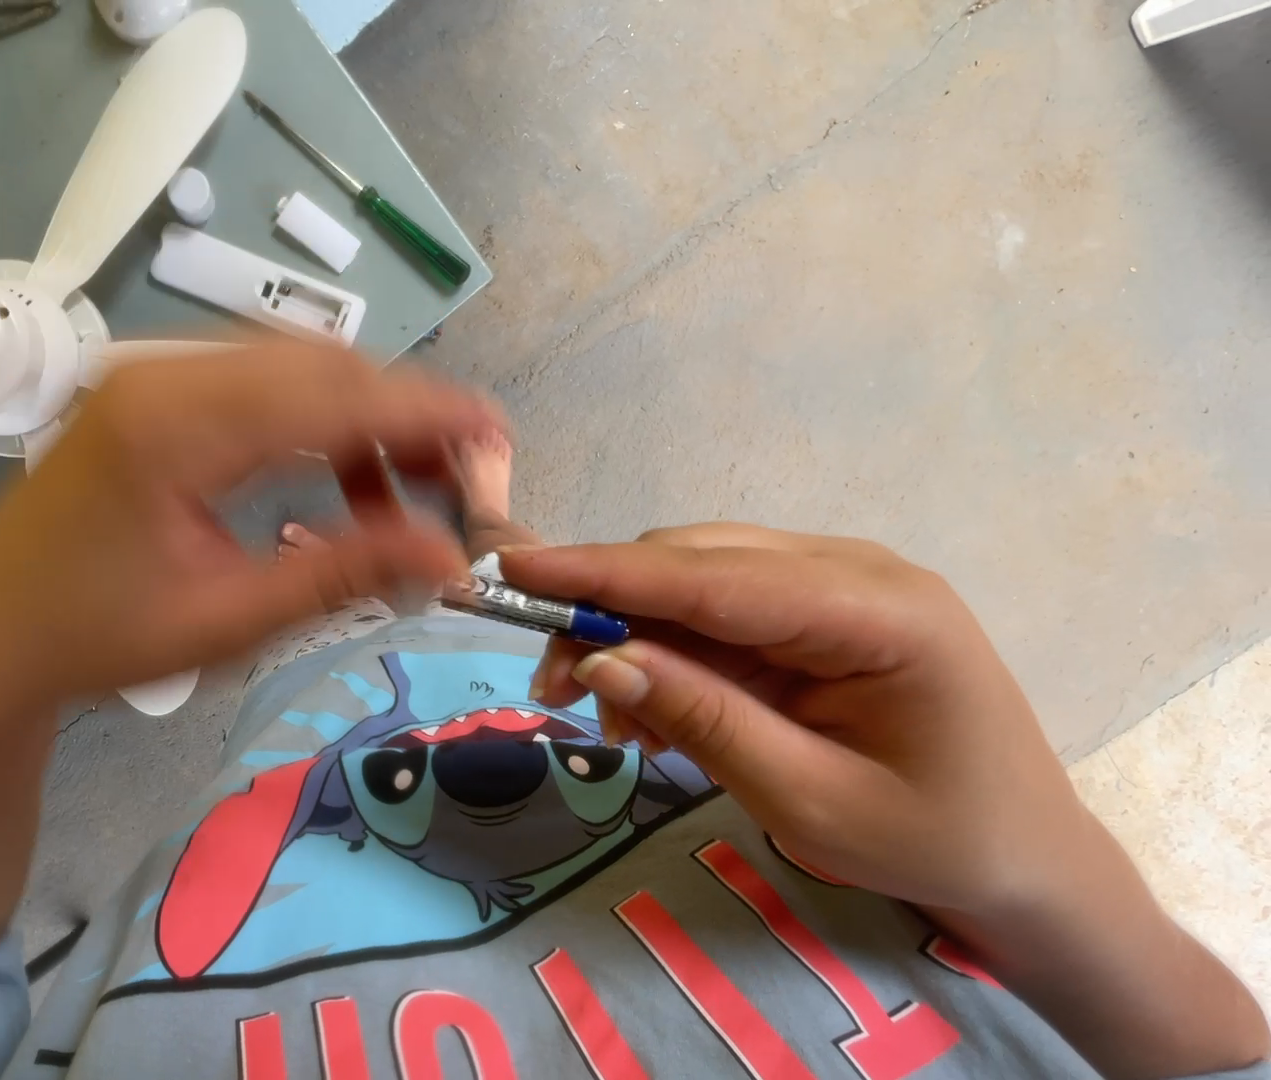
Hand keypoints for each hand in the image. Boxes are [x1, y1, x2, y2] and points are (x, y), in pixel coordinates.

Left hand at [0, 342, 502, 703]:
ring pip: (293, 367)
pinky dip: (312, 419)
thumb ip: (344, 573)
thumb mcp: (230, 619)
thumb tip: (451, 558)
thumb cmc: (100, 638)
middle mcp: (162, 371)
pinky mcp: (150, 388)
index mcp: (175, 423)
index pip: (332, 392)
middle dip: (401, 416)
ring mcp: (150, 371)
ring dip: (359, 417)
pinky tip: (333, 472)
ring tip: (396, 490)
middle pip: (319, 365)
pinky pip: (256, 383)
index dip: (426, 411)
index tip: (494, 434)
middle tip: (454, 480)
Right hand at [508, 523, 1083, 913]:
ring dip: (627, 633)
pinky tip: (648, 707)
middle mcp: (850, 571)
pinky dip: (660, 648)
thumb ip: (702, 719)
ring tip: (604, 716)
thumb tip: (599, 657)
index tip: (516, 571)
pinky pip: (707, 607)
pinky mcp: (807, 605)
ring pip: (686, 578)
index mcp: (878, 612)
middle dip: (604, 612)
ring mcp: (830, 580)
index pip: (707, 577)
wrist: (1022, 858)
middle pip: (687, 562)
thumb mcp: (808, 799)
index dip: (602, 572)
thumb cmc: (932, 839)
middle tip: (553, 690)